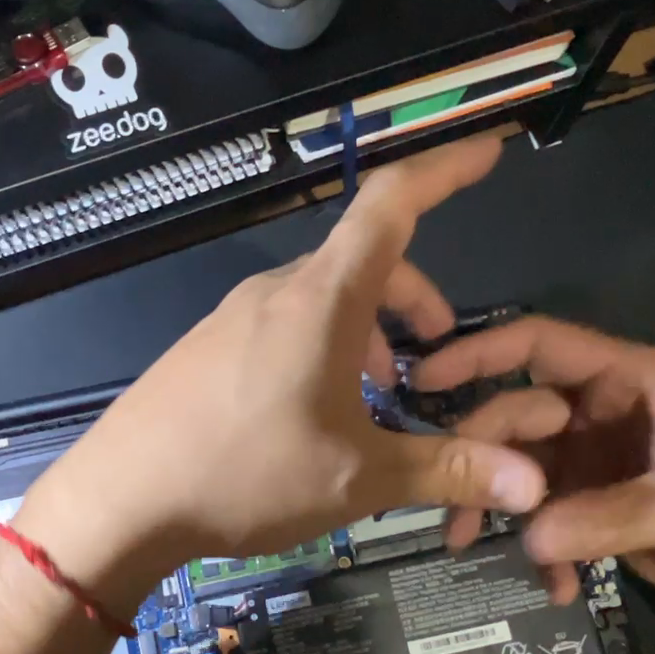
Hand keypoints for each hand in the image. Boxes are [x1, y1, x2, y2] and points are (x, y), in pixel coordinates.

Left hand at [15, 137, 550, 608]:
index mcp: (321, 299)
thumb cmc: (246, 476)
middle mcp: (274, 291)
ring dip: (365, 329)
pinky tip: (315, 411)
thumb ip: (447, 470)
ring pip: (320, 298)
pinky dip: (321, 347)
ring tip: (378, 393)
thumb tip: (532, 482)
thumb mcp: (358, 478)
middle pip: (362, 259)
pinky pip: (280, 325)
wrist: (122, 501)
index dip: (446, 170)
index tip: (487, 152)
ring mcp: (230, 318)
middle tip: (435, 355)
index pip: (393, 204)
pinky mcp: (204, 349)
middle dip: (413, 296)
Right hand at [412, 317, 654, 609]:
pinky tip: (555, 585)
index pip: (542, 346)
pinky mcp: (590, 506)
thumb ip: (612, 516)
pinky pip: (541, 518)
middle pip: (514, 417)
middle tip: (457, 506)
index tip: (424, 379)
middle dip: (482, 460)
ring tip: (468, 546)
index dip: (480, 353)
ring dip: (493, 509)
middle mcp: (600, 413)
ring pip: (516, 471)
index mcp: (631, 382)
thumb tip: (529, 535)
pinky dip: (538, 549)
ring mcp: (592, 461)